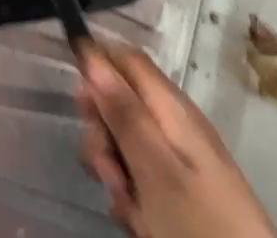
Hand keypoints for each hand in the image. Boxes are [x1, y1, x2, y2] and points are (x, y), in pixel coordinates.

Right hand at [76, 39, 276, 237]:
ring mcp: (174, 156)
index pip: (126, 59)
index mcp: (171, 109)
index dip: (95, 64)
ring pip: (121, 142)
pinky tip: (138, 219)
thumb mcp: (154, 168)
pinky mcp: (175, 186)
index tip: (76, 97)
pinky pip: (135, 174)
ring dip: (111, 169)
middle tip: (107, 167)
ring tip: (127, 202)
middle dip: (100, 133)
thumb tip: (92, 56)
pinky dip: (129, 194)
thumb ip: (123, 112)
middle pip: (116, 103)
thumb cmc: (200, 223)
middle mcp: (172, 124)